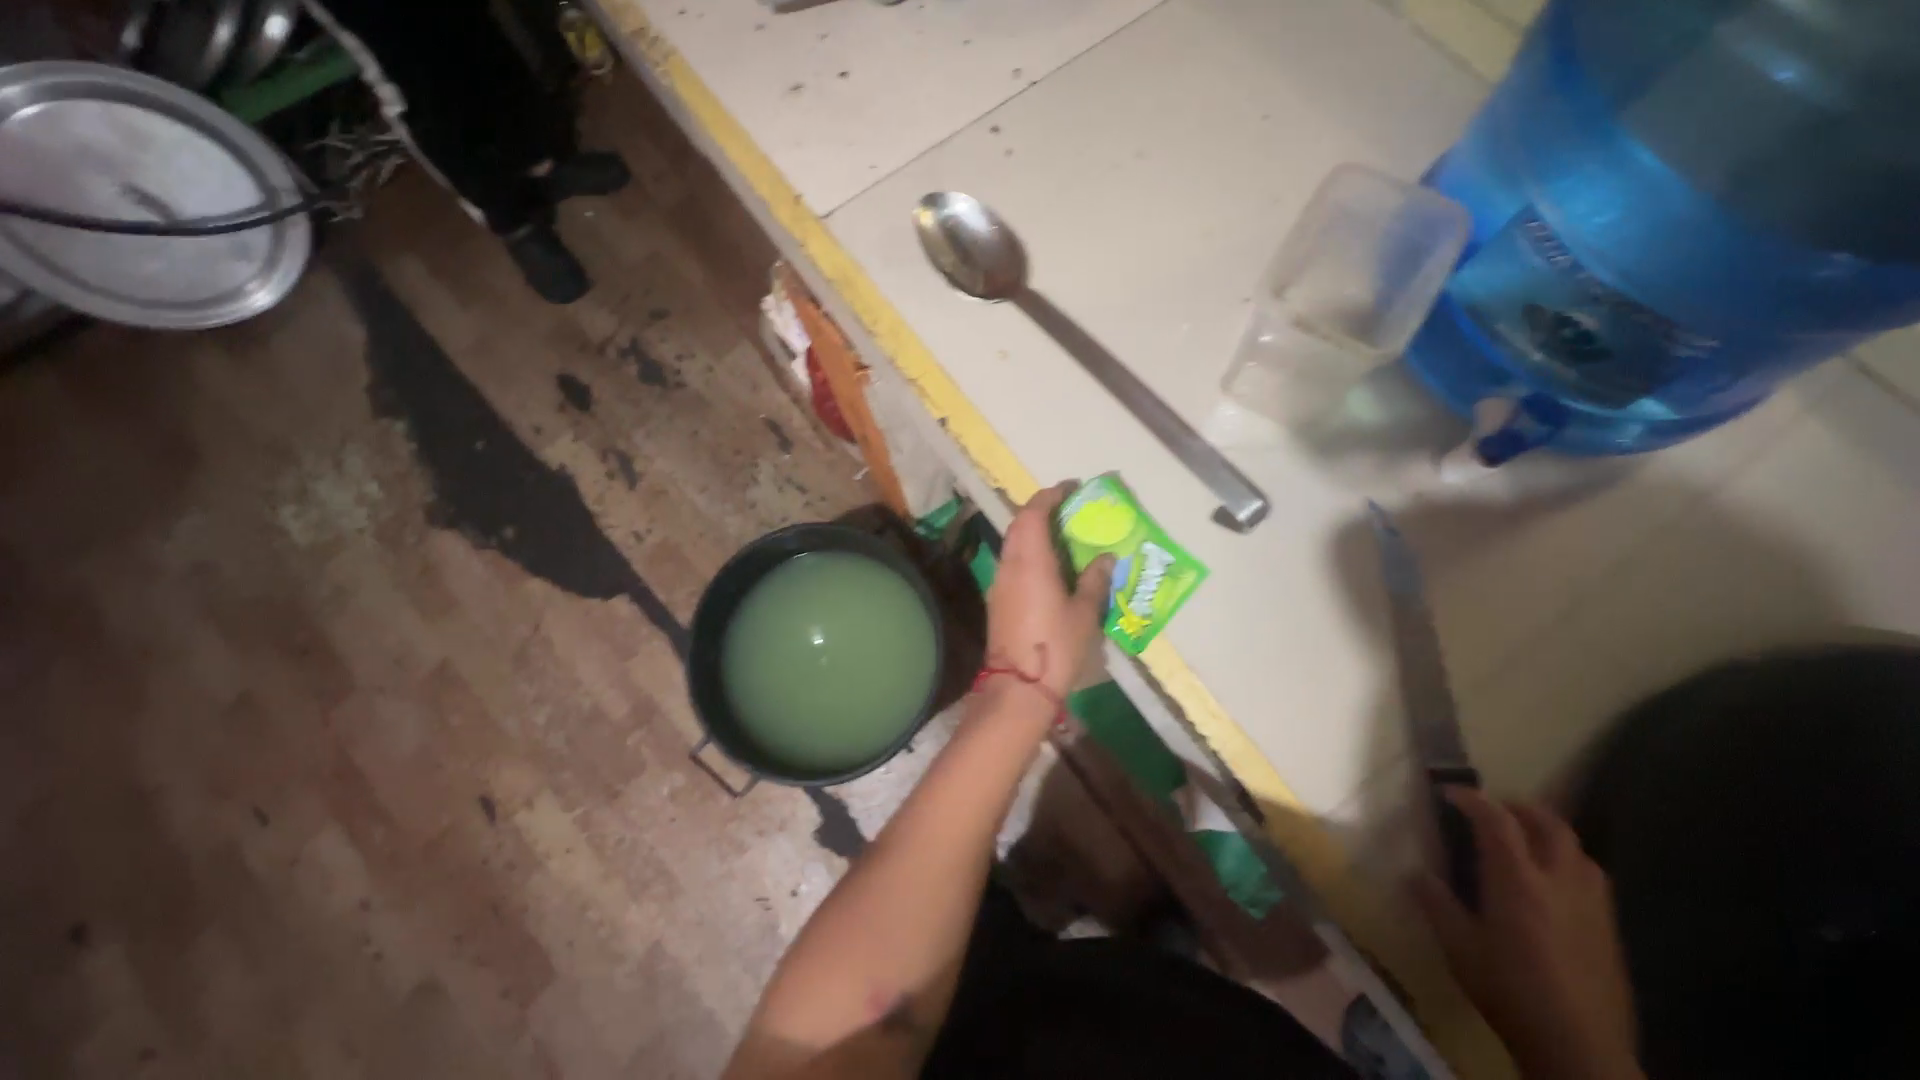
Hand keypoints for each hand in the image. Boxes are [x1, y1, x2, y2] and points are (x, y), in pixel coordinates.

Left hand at [984, 481, 1113, 697]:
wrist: (1019, 685)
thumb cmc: (1057, 645)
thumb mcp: (1085, 612)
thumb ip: (1094, 580)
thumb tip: (1105, 558)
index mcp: (1031, 560)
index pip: (1034, 513)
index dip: (1050, 496)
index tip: (1070, 489)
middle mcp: (1010, 564)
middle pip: (1019, 525)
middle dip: (1041, 510)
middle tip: (1068, 510)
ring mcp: (1000, 583)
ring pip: (1013, 544)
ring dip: (1033, 532)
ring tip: (1062, 536)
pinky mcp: (998, 600)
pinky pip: (1013, 563)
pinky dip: (1029, 553)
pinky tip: (1049, 566)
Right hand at [1415, 789, 1642, 1079]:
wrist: (1578, 1044)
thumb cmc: (1509, 991)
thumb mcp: (1459, 948)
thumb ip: (1437, 905)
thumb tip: (1414, 873)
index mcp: (1518, 880)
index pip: (1496, 821)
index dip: (1473, 800)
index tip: (1450, 794)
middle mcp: (1559, 880)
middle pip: (1549, 825)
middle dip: (1520, 809)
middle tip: (1495, 811)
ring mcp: (1591, 903)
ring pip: (1577, 849)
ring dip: (1550, 834)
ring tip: (1528, 843)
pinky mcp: (1609, 927)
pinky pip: (1591, 877)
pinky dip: (1569, 863)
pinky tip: (1555, 886)